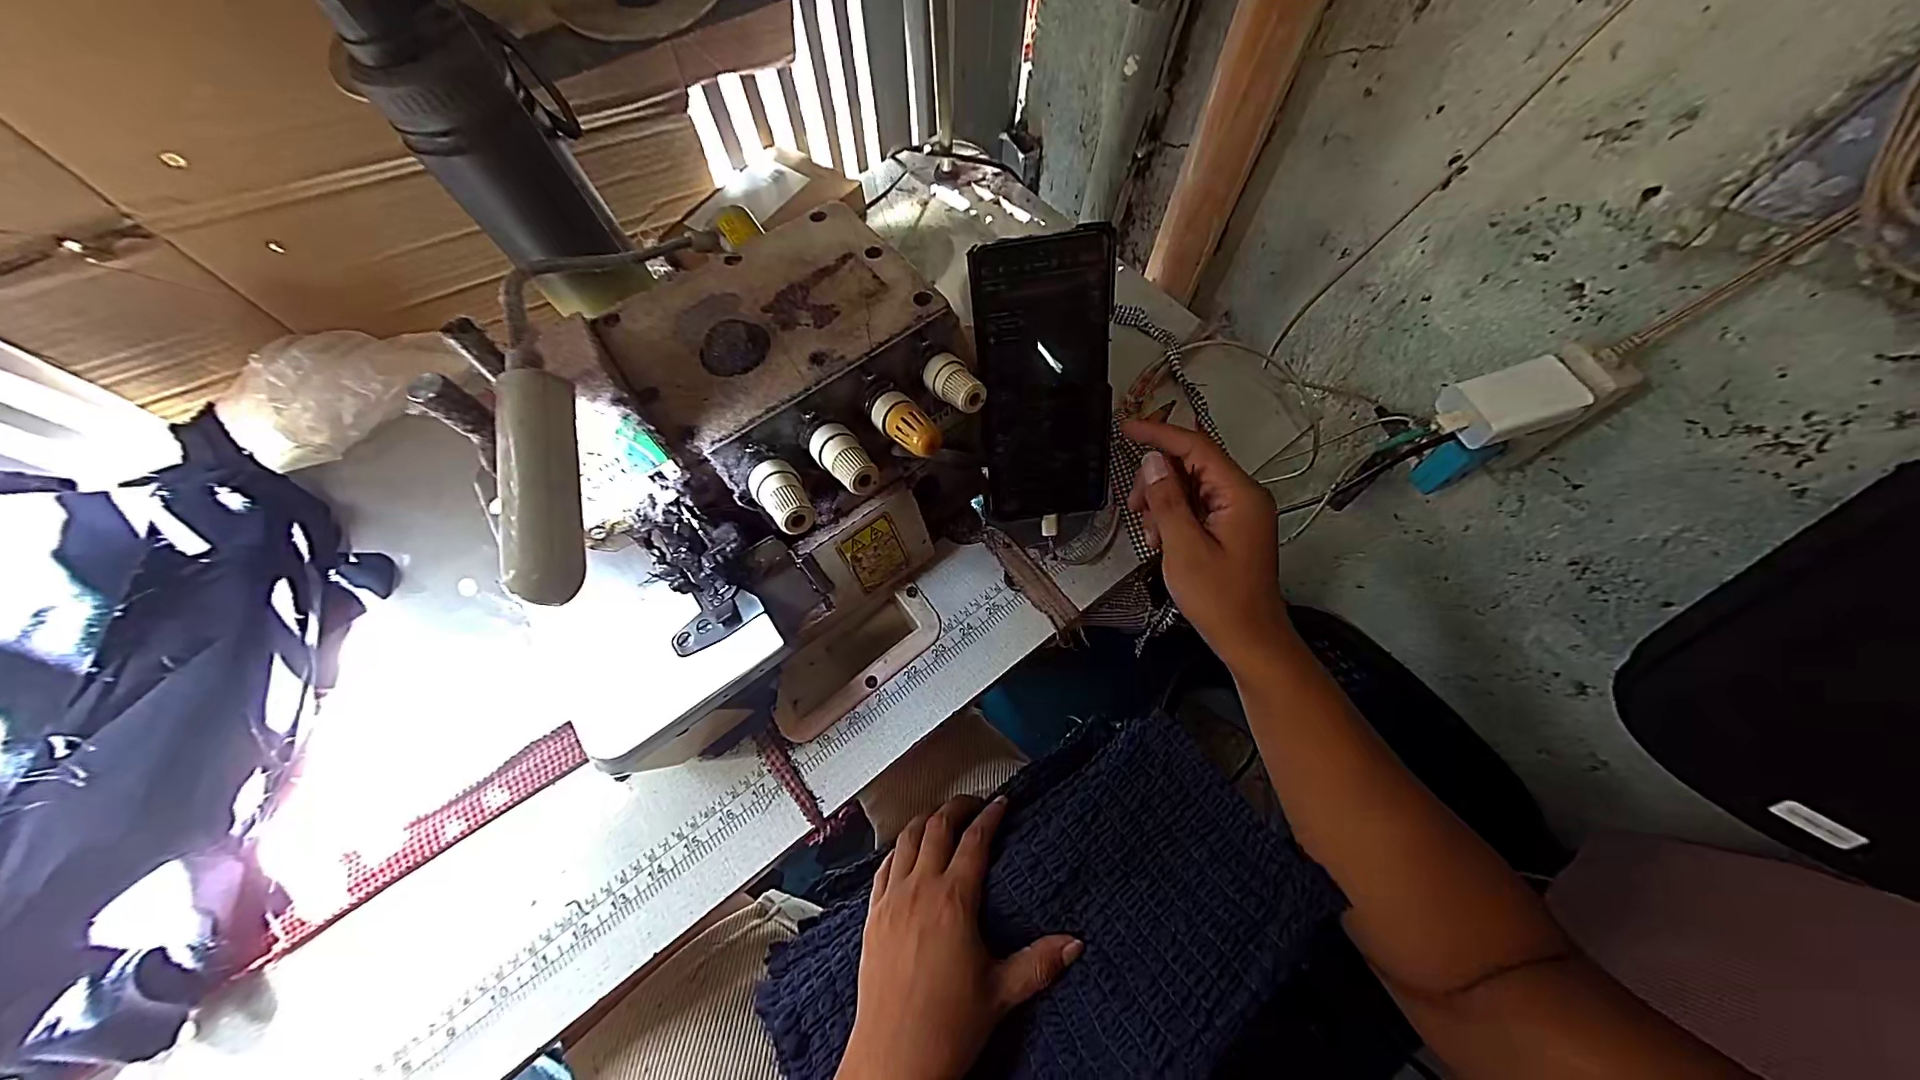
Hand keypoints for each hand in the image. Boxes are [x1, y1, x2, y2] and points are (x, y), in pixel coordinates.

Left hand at [836, 796, 1081, 1079]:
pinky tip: (905, 853)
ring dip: (926, 820)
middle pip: (937, 827)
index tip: (1000, 803)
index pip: (974, 841)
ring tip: (941, 817)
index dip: (990, 816)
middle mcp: (919, 891)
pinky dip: (898, 849)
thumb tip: (1075, 943)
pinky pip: (883, 867)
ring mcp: (891, 900)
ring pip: (906, 839)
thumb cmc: (947, 1028)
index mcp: (953, 901)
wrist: (893, 1060)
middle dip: (957, 807)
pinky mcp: (873, 916)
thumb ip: (1039, 962)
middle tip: (974, 803)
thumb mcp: (1002, 992)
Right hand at [1122, 418, 1290, 669]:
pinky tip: (1162, 540)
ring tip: (1152, 535)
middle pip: (1191, 465)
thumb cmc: (1222, 601)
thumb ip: (1167, 501)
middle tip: (1135, 506)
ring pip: (1189, 486)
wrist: (1248, 638)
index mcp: (1240, 495)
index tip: (1128, 427)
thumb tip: (1154, 463)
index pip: (1196, 447)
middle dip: (1157, 480)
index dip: (1159, 434)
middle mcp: (1243, 497)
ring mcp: (1237, 512)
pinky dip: (1173, 517)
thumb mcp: (1184, 548)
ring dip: (1162, 503)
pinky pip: (1195, 506)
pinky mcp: (1229, 527)